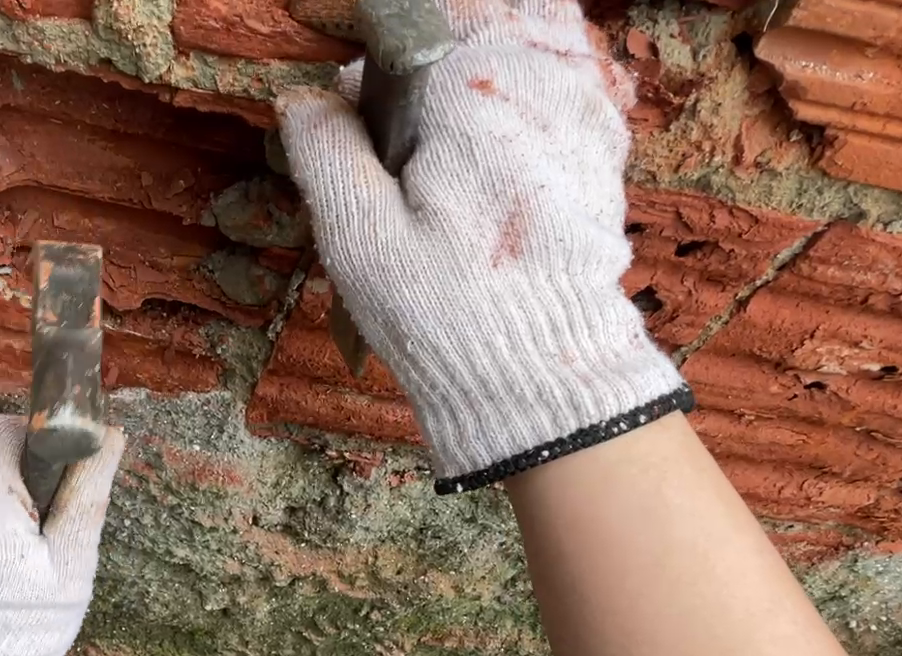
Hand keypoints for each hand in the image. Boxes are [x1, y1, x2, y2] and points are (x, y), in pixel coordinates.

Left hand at [0, 415, 125, 655]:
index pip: (3, 431)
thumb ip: (87, 492)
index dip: (35, 439)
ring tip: (32, 560)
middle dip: (29, 485)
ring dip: (12, 512)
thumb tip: (110, 434)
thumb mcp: (73, 556)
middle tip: (53, 530)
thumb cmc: (34, 617)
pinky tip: (9, 572)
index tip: (59, 472)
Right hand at [275, 0, 689, 492]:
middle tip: (375, 86)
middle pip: (476, 4)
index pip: (412, 5)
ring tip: (421, 97)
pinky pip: (563, 60)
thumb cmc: (442, 310)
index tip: (331, 52)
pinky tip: (481, 117)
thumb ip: (326, 154)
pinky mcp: (600, 133)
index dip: (362, 21)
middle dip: (418, 34)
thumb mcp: (360, 241)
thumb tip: (301, 95)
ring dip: (469, 42)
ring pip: (527, 18)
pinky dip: (516, 68)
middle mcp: (544, 70)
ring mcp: (585, 97)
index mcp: (473, 84)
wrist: (537, 373)